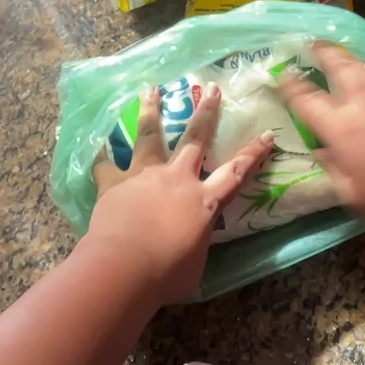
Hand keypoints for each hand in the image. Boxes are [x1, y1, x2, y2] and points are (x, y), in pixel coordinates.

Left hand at [85, 84, 272, 304]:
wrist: (124, 268)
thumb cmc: (166, 275)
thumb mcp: (195, 265)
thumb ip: (196, 243)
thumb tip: (191, 240)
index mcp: (203, 202)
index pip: (236, 174)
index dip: (253, 154)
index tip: (267, 134)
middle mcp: (176, 179)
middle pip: (195, 140)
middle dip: (206, 113)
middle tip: (212, 90)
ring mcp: (144, 176)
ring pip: (150, 136)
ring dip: (151, 111)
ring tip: (151, 90)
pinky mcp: (114, 183)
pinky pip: (105, 164)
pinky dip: (101, 154)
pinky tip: (96, 142)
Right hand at [279, 42, 364, 242]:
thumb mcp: (349, 193)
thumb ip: (331, 165)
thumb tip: (322, 148)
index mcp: (341, 128)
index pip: (307, 100)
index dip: (291, 86)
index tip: (282, 75)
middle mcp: (364, 107)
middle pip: (341, 69)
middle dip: (325, 54)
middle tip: (314, 44)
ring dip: (350, 62)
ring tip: (342, 58)